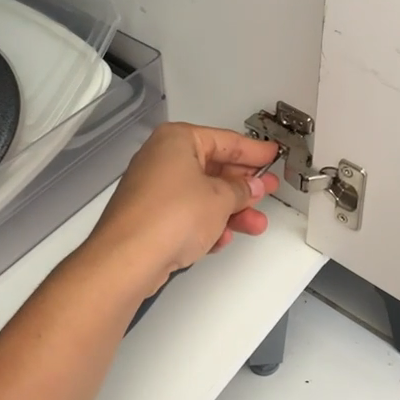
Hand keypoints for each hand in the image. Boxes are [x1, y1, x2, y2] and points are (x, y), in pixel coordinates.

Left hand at [82, 123, 280, 291]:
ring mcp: (153, 189)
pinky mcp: (150, 217)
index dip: (253, 150)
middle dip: (243, 185)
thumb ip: (242, 190)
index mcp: (177, 141)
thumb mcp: (221, 198)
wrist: (129, 259)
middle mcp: (161, 160)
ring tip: (254, 223)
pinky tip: (221, 237)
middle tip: (266, 189)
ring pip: (202, 194)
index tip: (270, 154)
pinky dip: (207, 224)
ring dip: (230, 210)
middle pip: (213, 168)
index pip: (225, 140)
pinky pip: (187, 215)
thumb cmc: (166, 218)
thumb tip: (251, 187)